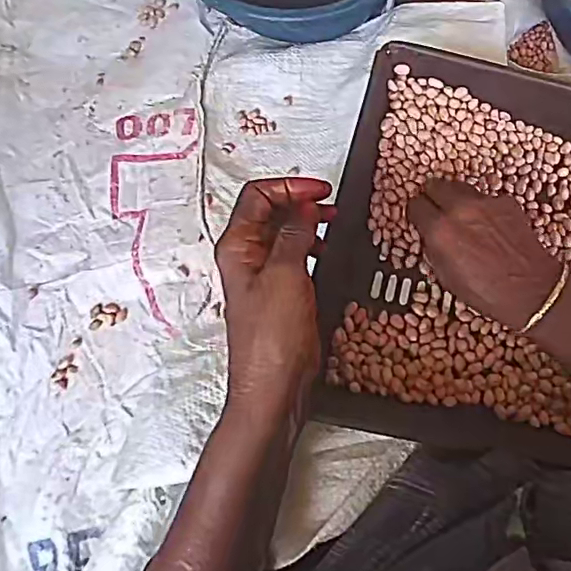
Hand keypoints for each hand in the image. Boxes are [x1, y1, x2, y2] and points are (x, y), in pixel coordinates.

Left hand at [215, 177, 334, 416]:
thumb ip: (296, 234)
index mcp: (238, 247)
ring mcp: (267, 274)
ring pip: (287, 232)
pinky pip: (298, 255)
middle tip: (329, 204)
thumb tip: (305, 205)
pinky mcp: (284, 290)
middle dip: (301, 201)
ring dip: (309, 223)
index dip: (289, 187)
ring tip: (332, 224)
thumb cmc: (270, 338)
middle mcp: (248, 257)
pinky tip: (328, 251)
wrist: (275, 384)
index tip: (319, 190)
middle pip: (271, 211)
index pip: (258, 197)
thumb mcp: (286, 274)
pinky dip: (314, 246)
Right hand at [407, 179, 563, 329]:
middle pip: (435, 185)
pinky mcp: (506, 202)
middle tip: (435, 208)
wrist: (530, 290)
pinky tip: (486, 224)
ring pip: (460, 187)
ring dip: (455, 198)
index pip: (415, 205)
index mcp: (440, 230)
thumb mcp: (446, 277)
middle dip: (432, 196)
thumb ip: (434, 248)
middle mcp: (460, 210)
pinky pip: (485, 197)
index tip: (418, 216)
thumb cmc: (489, 291)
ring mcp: (485, 202)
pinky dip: (482, 207)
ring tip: (460, 216)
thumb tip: (430, 237)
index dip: (416, 213)